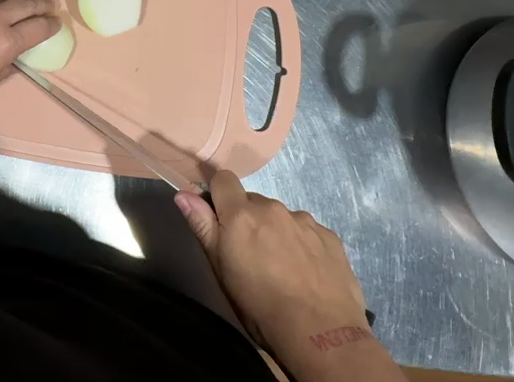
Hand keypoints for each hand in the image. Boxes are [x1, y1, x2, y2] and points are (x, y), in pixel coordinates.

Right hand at [178, 172, 390, 375]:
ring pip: (282, 217)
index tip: (221, 220)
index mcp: (241, 215)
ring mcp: (304, 221)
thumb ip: (203, 228)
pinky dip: (304, 245)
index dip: (219, 195)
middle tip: (253, 255)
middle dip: (249, 220)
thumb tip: (184, 194)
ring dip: (277, 232)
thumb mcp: (221, 272)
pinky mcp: (330, 236)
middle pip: (254, 201)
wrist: (321, 335)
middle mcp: (273, 208)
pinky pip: (308, 232)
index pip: (224, 179)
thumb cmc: (260, 307)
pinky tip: (307, 273)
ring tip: (284, 268)